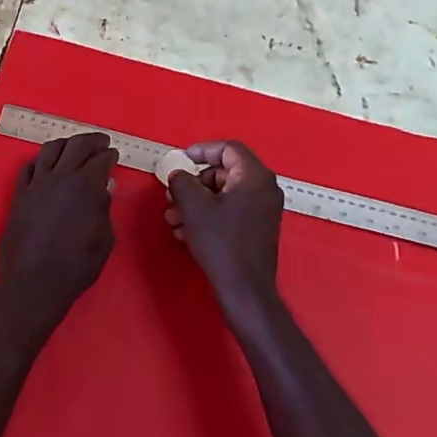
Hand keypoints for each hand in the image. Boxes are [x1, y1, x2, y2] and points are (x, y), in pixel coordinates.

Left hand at [0, 132, 117, 318]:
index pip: (100, 160)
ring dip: (66, 144)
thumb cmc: (77, 265)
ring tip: (74, 146)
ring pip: (50, 150)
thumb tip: (104, 187)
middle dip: (92, 141)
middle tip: (101, 142)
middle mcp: (60, 177)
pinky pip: (29, 167)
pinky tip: (45, 163)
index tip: (113, 154)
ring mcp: (36, 184)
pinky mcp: (19, 195)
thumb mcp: (104, 239)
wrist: (35, 281)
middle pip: (76, 146)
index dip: (109, 155)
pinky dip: (40, 160)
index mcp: (86, 186)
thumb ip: (103, 208)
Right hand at [164, 140, 283, 300]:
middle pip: (224, 172)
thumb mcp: (193, 206)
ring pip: (223, 194)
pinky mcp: (257, 228)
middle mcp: (264, 189)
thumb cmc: (220, 241)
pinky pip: (229, 211)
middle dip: (194, 182)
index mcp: (254, 177)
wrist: (244, 287)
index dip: (202, 150)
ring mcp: (263, 210)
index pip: (229, 149)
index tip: (181, 159)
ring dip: (196, 202)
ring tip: (173, 218)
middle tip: (172, 194)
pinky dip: (207, 215)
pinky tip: (185, 231)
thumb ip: (181, 181)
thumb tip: (179, 174)